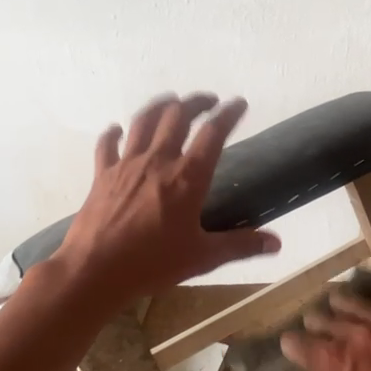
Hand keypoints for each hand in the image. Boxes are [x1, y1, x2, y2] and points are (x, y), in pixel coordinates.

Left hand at [55, 93, 280, 299]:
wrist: (94, 269)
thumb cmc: (153, 263)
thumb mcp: (203, 257)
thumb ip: (241, 245)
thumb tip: (277, 242)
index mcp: (188, 178)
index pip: (213, 134)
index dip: (229, 114)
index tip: (239, 104)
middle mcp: (158, 161)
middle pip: (178, 116)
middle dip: (196, 102)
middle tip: (209, 100)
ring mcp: (127, 165)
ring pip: (144, 121)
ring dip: (160, 106)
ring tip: (172, 101)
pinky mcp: (102, 175)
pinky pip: (107, 145)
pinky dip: (114, 133)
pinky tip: (118, 129)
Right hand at [281, 292, 370, 370]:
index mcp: (332, 361)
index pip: (299, 342)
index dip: (291, 345)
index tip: (290, 346)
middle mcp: (358, 336)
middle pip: (327, 318)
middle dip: (316, 323)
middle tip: (313, 326)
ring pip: (359, 304)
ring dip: (343, 306)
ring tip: (337, 303)